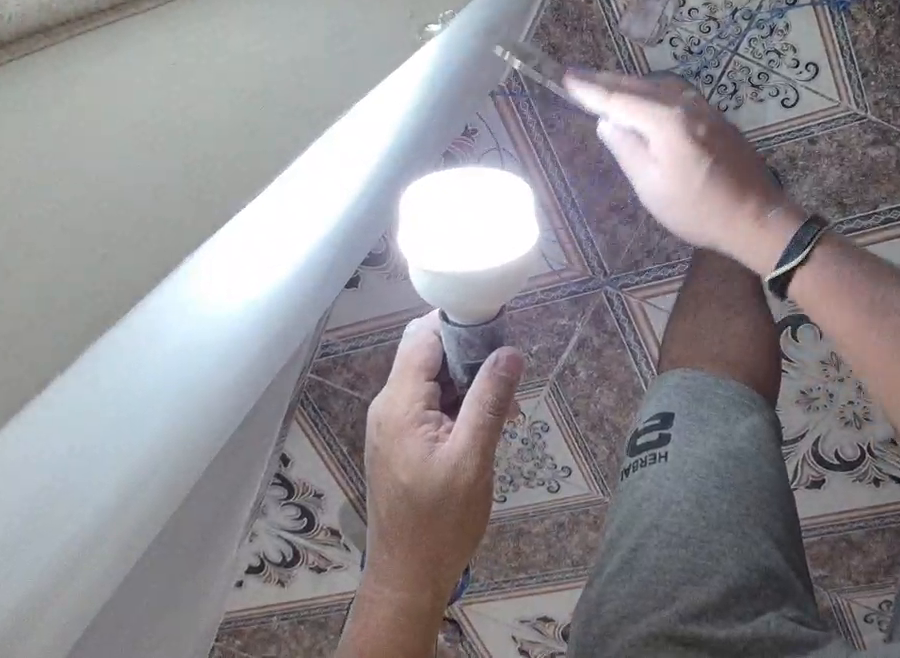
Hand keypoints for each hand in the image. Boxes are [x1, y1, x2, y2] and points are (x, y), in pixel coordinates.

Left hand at [360, 314, 523, 608]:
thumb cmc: (440, 521)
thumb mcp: (473, 458)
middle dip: (469, 351)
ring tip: (505, 404)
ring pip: (432, 377)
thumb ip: (490, 400)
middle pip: (427, 352)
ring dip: (469, 380)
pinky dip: (459, 401)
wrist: (408, 577)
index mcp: (399, 404)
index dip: (459, 322)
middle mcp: (389, 405)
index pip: (424, 337)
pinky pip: (430, 401)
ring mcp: (393, 423)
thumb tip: (510, 350)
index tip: (498, 325)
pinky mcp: (402, 440)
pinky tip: (487, 422)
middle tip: (508, 369)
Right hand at [565, 70, 804, 269]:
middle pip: (639, 86)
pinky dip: (652, 91)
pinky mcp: (716, 118)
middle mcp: (686, 105)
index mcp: (666, 121)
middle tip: (578, 75)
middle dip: (607, 80)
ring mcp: (705, 109)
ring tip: (605, 84)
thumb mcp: (651, 186)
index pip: (619, 99)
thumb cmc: (698, 210)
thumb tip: (607, 122)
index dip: (591, 90)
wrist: (756, 217)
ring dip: (630, 83)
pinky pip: (676, 94)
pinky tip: (645, 98)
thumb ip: (626, 149)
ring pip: (659, 86)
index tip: (567, 78)